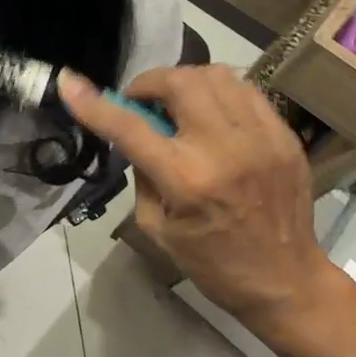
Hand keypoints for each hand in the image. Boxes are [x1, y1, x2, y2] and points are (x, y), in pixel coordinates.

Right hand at [59, 67, 334, 330]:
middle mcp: (225, 149)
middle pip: (180, 82)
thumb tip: (136, 134)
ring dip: (185, 82)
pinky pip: (245, 90)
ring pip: (216, 75)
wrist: (287, 281)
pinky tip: (211, 114)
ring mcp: (261, 138)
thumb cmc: (213, 264)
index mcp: (187, 180)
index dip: (94, 102)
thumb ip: (142, 173)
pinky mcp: (284, 136)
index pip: (130, 126)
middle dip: (150, 83)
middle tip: (142, 103)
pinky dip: (218, 92)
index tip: (68, 82)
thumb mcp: (157, 227)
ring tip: (178, 104)